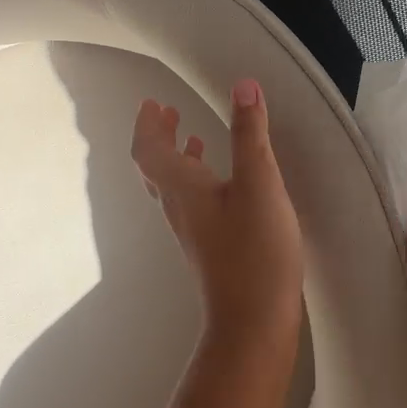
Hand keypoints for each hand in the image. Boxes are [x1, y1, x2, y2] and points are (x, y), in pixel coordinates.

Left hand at [131, 78, 304, 342]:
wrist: (254, 322)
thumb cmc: (255, 249)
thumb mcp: (259, 183)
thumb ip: (250, 133)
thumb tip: (243, 85)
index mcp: (183, 189)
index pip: (149, 150)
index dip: (147, 124)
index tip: (151, 102)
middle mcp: (180, 208)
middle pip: (155, 167)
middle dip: (158, 137)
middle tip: (166, 111)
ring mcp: (194, 231)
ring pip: (172, 186)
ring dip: (176, 157)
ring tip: (191, 136)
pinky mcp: (210, 247)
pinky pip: (191, 201)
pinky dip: (197, 178)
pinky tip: (222, 182)